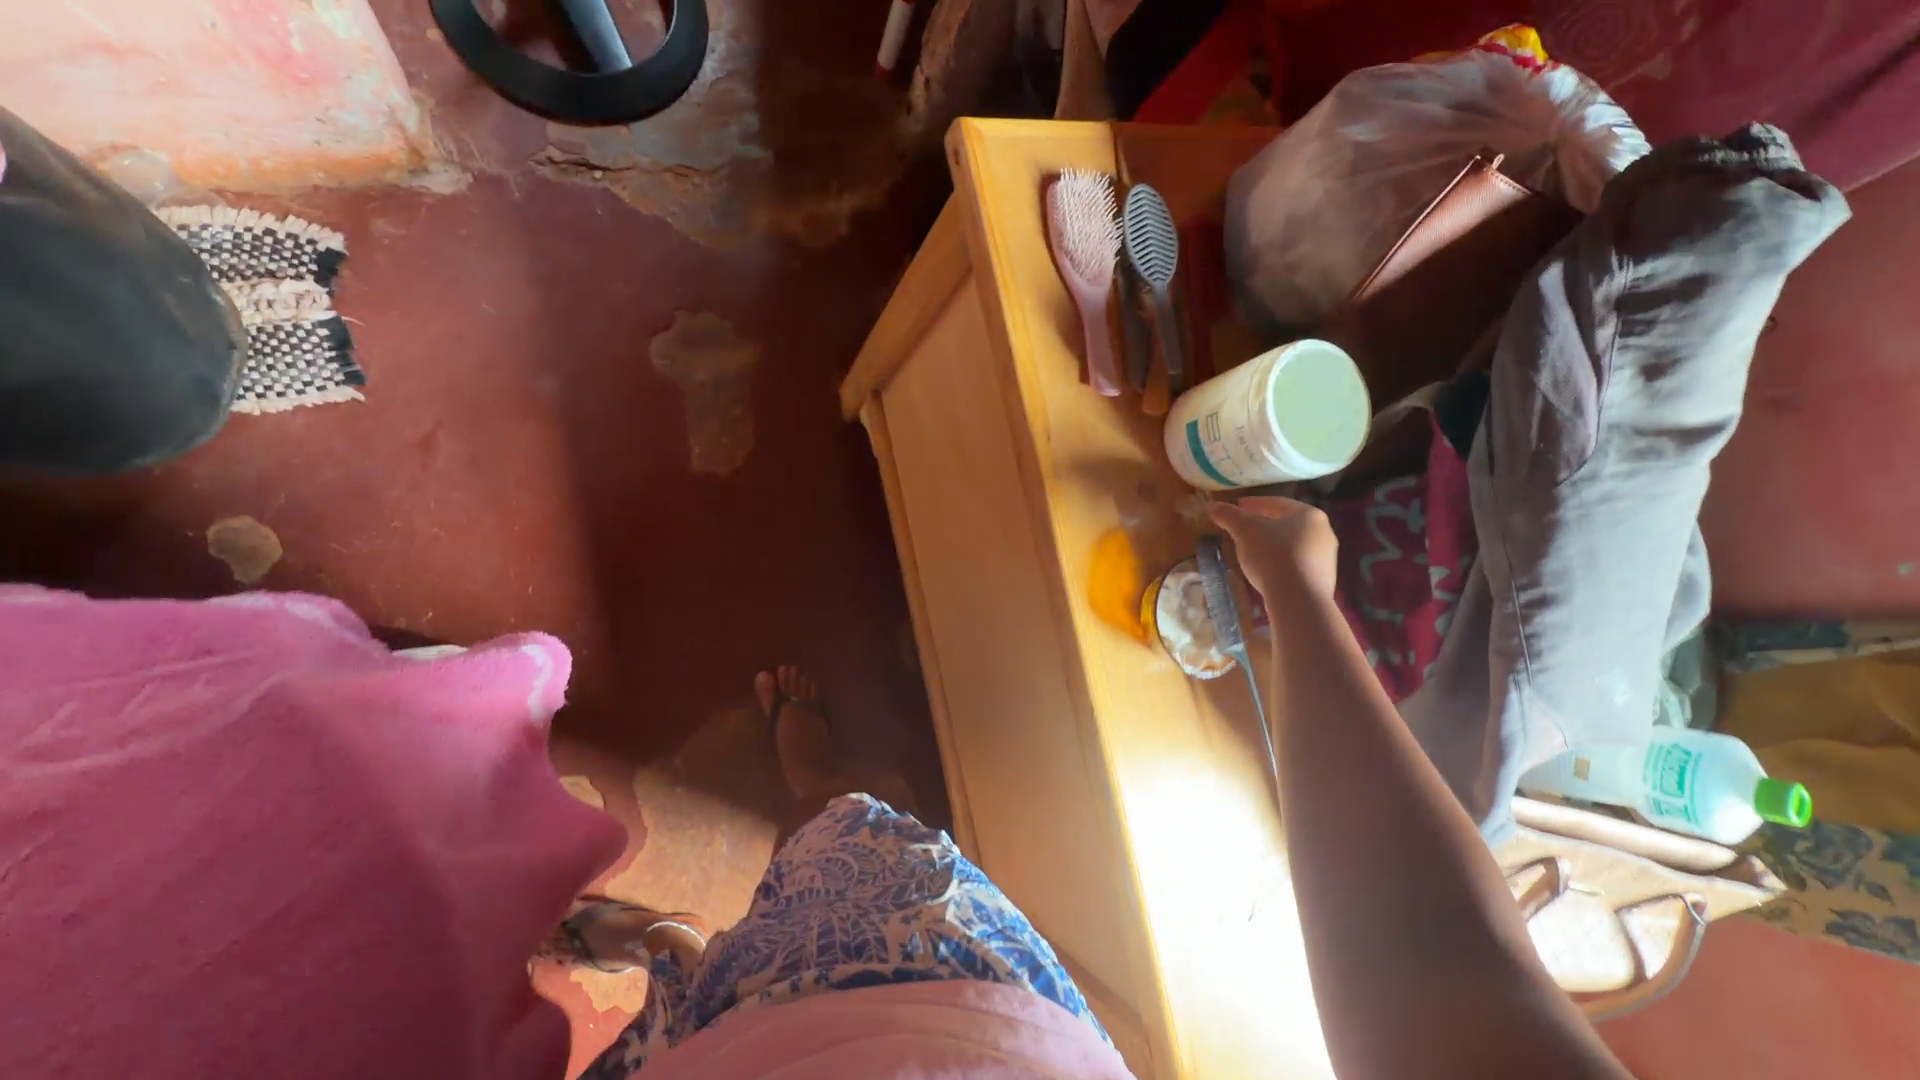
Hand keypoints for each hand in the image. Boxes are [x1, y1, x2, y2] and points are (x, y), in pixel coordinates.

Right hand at [1209, 497, 1337, 604]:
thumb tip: (1212, 506)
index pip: (1277, 503)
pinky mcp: (1323, 578)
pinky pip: (1298, 563)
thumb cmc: (1272, 555)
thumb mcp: (1245, 532)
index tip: (1238, 506)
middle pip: (1287, 524)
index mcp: (1308, 514)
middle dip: (1264, 524)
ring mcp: (1326, 557)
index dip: (1254, 503)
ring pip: (1293, 544)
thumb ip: (1229, 516)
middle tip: (1244, 528)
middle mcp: (1323, 531)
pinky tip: (1268, 570)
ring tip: (1253, 550)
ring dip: (1273, 544)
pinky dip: (1282, 562)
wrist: (1298, 598)